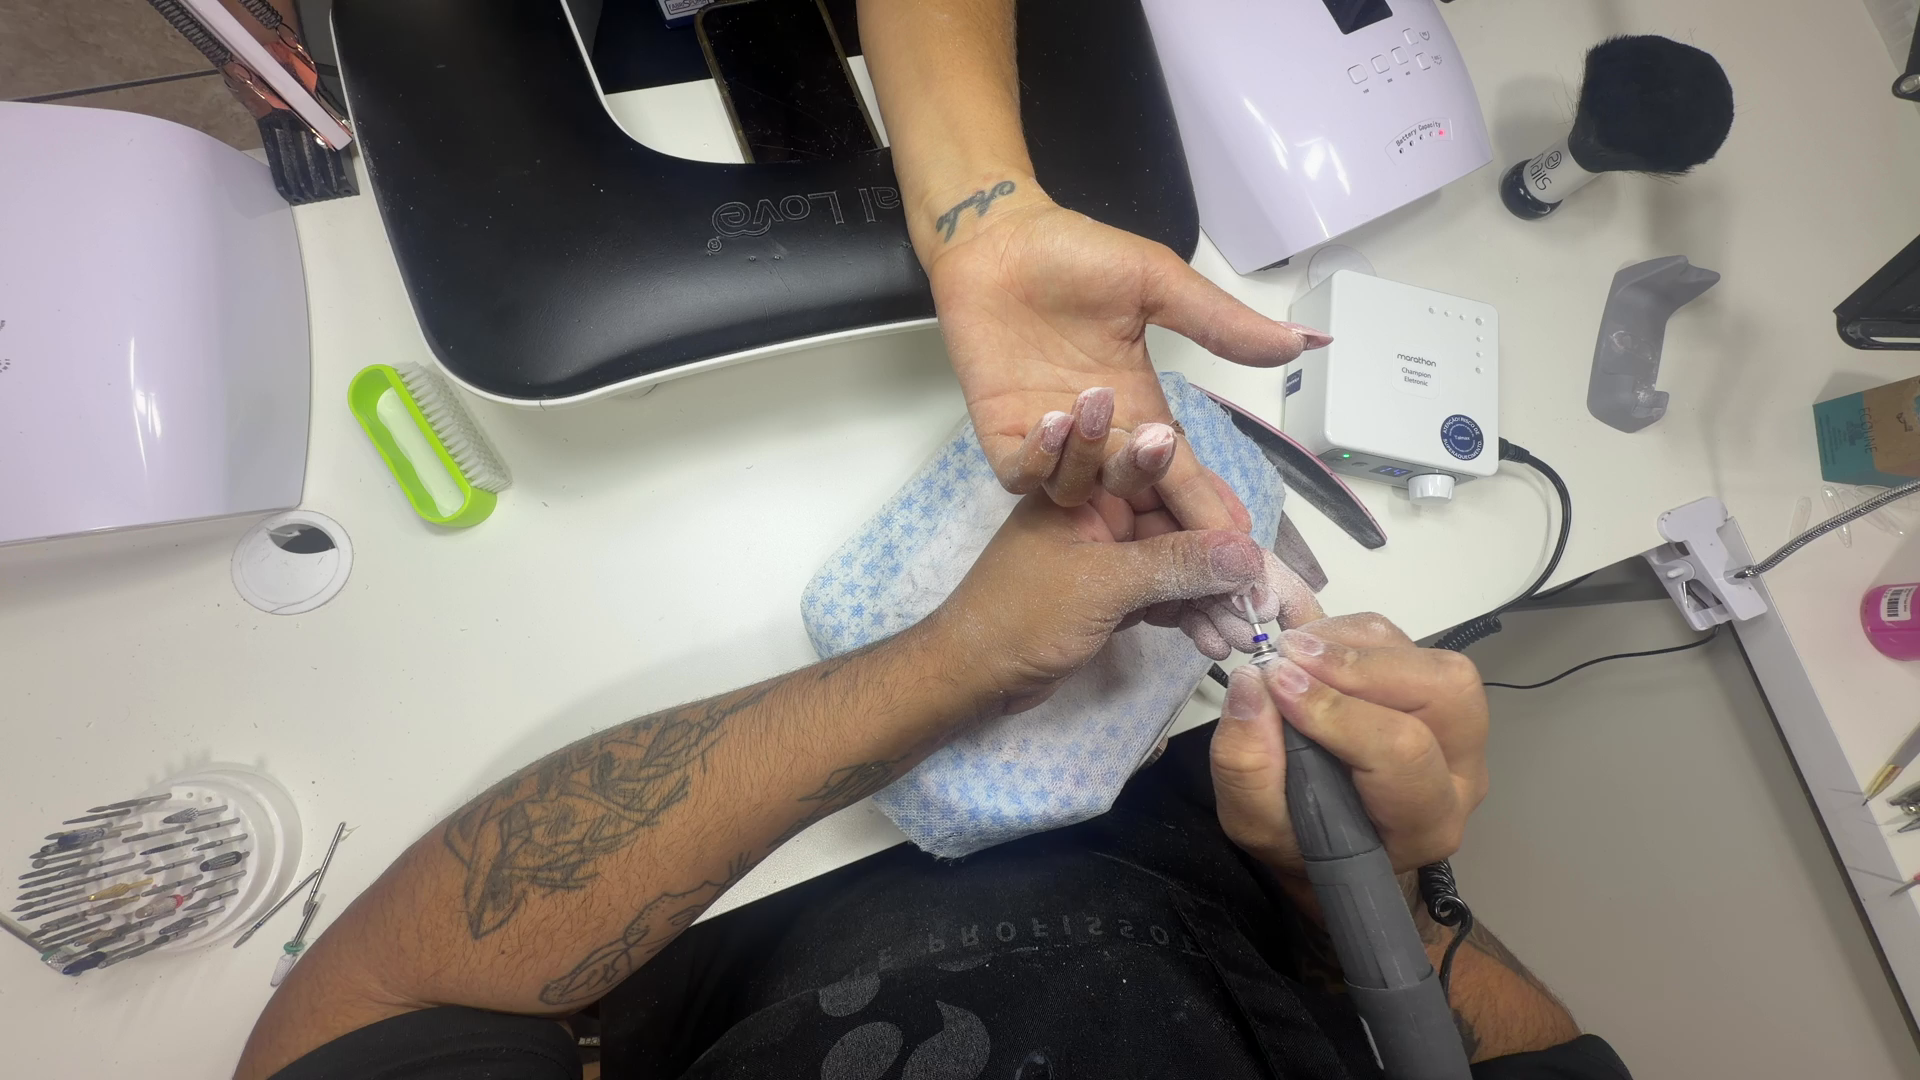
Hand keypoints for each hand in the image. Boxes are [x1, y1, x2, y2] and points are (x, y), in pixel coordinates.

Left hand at [924, 192, 1330, 529]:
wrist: (998, 239)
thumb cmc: (1074, 256)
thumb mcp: (1158, 285)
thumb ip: (1220, 324)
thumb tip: (1303, 342)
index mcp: (1140, 406)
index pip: (1179, 469)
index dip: (1204, 502)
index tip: (1236, 537)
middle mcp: (1097, 434)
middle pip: (1132, 489)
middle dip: (1152, 481)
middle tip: (1160, 444)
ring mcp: (1046, 438)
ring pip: (1075, 489)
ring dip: (1090, 456)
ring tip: (1096, 401)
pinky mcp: (1001, 433)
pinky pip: (1020, 476)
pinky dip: (1038, 461)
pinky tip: (1052, 419)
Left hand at [927, 490, 1272, 713]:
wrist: (973, 675)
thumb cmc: (1019, 617)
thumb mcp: (1102, 586)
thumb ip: (1175, 565)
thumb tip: (1247, 555)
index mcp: (1085, 486)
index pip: (1163, 477)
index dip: (1212, 510)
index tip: (1252, 547)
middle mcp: (1099, 511)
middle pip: (1177, 523)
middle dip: (1219, 563)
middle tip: (1258, 600)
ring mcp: (1106, 553)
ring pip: (1174, 562)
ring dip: (1208, 596)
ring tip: (1239, 632)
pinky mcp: (1110, 590)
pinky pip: (1161, 592)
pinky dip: (1186, 614)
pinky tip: (1211, 639)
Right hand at [1209, 614, 1490, 894]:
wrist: (1325, 839)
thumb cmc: (1296, 839)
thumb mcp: (1252, 821)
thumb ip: (1246, 765)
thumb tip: (1252, 683)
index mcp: (1421, 819)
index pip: (1401, 750)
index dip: (1335, 709)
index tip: (1274, 681)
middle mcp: (1459, 772)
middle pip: (1445, 691)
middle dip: (1359, 663)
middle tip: (1288, 653)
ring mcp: (1456, 728)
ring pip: (1429, 659)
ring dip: (1353, 641)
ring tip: (1291, 649)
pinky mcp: (1430, 691)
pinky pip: (1405, 642)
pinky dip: (1349, 630)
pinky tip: (1307, 646)